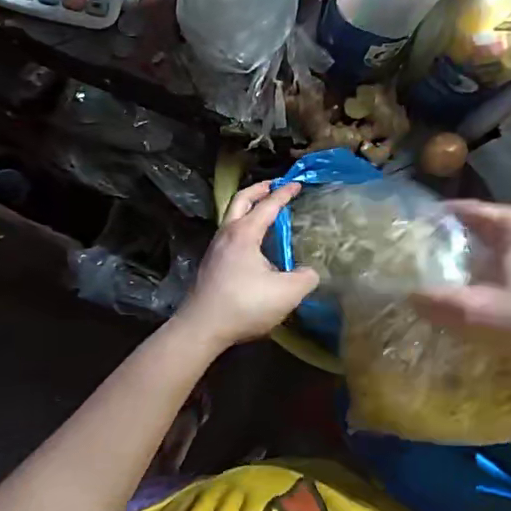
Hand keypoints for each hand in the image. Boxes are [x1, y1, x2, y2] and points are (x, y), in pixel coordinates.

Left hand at [174, 182, 319, 348]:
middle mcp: (226, 235)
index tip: (297, 184)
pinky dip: (242, 228)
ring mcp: (214, 249)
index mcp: (244, 233)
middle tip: (273, 185)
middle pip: (240, 201)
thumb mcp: (286, 293)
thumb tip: (309, 272)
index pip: (267, 205)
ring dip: (247, 209)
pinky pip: (228, 235)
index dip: (284, 193)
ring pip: (230, 218)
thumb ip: (305, 278)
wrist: (201, 327)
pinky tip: (252, 244)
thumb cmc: (244, 305)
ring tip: (264, 213)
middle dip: (258, 190)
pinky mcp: (210, 265)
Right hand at [413, 202, 510, 367]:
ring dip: (488, 256)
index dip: (438, 219)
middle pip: (490, 226)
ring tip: (465, 277)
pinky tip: (504, 293)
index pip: (466, 210)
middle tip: (435, 257)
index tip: (416, 231)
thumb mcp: (475, 314)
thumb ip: (435, 302)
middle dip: (461, 240)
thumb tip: (410, 295)